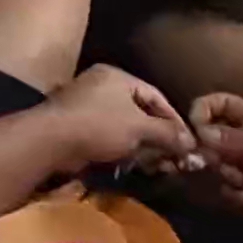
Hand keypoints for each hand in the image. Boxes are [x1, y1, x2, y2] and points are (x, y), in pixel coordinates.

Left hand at [40, 65, 198, 173]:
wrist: (52, 139)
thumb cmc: (99, 125)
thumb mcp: (139, 127)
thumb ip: (166, 132)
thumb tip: (190, 141)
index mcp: (116, 77)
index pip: (155, 95)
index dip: (174, 119)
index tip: (189, 143)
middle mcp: (102, 86)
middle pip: (140, 111)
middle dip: (159, 136)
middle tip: (175, 159)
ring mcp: (88, 106)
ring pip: (125, 126)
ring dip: (143, 146)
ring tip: (159, 166)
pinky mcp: (80, 125)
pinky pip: (110, 136)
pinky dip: (124, 149)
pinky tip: (136, 165)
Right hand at [189, 93, 242, 242]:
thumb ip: (240, 140)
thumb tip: (198, 131)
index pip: (223, 104)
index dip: (204, 112)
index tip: (195, 133)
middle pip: (214, 135)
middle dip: (207, 150)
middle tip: (212, 168)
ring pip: (216, 165)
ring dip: (218, 176)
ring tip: (239, 191)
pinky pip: (227, 193)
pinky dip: (230, 197)